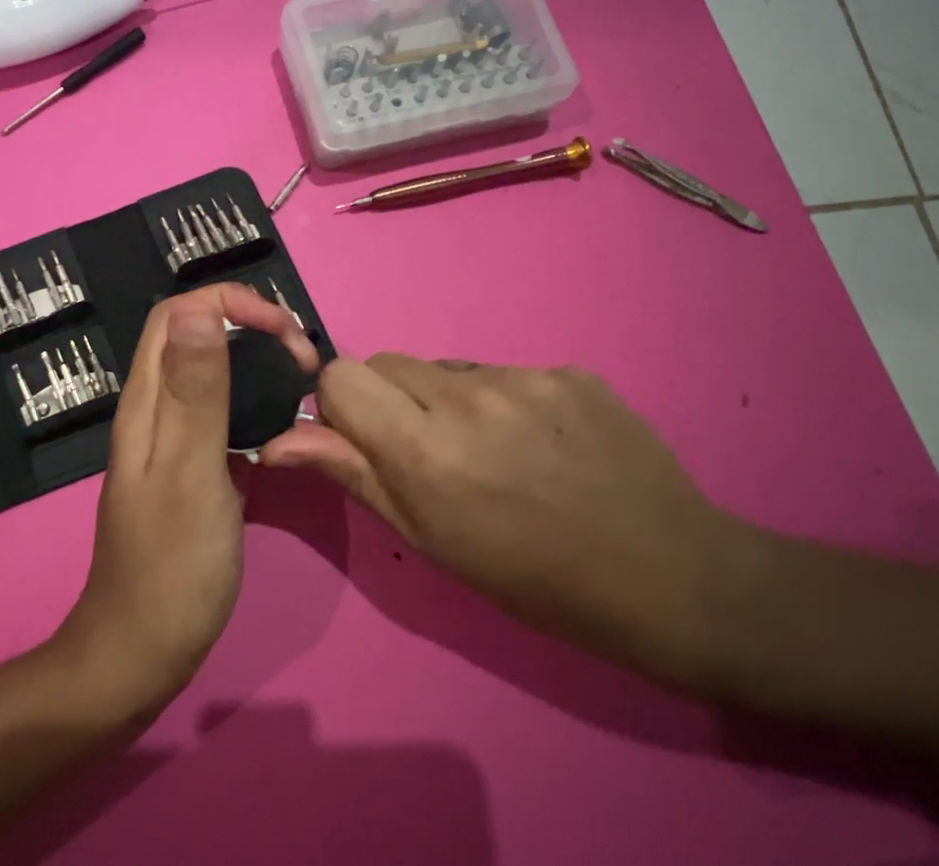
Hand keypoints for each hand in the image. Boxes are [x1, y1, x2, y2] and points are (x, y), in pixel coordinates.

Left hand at [58, 284, 319, 707]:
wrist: (142, 649)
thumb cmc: (173, 565)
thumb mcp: (190, 471)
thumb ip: (195, 391)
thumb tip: (197, 307)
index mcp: (146, 404)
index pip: (177, 314)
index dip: (232, 305)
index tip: (287, 336)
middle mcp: (152, 415)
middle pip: (195, 340)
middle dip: (251, 330)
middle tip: (304, 364)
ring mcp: (170, 447)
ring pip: (211, 380)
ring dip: (256, 369)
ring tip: (302, 389)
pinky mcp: (190, 477)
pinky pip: (221, 423)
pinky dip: (254, 412)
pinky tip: (283, 435)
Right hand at [261, 355, 764, 684]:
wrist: (664, 574)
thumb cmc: (527, 576)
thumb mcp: (426, 537)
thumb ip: (351, 474)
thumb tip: (275, 441)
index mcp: (422, 447)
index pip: (340, 375)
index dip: (340, 406)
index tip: (363, 442)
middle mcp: (467, 396)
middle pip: (387, 362)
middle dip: (388, 400)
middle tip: (425, 453)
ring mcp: (524, 377)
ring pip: (445, 367)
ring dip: (444, 400)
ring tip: (492, 453)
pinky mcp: (568, 370)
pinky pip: (502, 372)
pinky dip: (500, 401)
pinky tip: (538, 445)